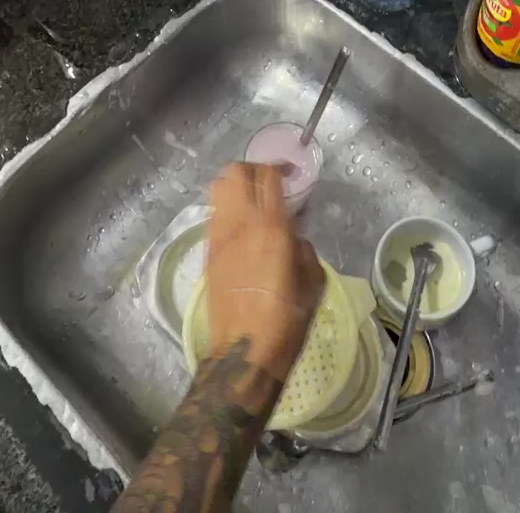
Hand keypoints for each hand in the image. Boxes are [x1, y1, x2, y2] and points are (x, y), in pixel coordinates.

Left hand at [205, 163, 324, 377]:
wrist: (245, 351)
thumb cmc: (286, 319)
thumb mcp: (312, 279)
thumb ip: (304, 246)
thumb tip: (293, 234)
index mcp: (271, 227)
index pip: (267, 175)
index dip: (280, 167)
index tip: (292, 174)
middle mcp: (240, 223)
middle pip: (236, 171)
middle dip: (254, 169)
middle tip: (270, 182)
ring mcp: (219, 235)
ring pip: (219, 186)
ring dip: (236, 185)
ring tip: (253, 200)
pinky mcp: (208, 251)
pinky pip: (215, 212)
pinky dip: (227, 207)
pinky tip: (243, 225)